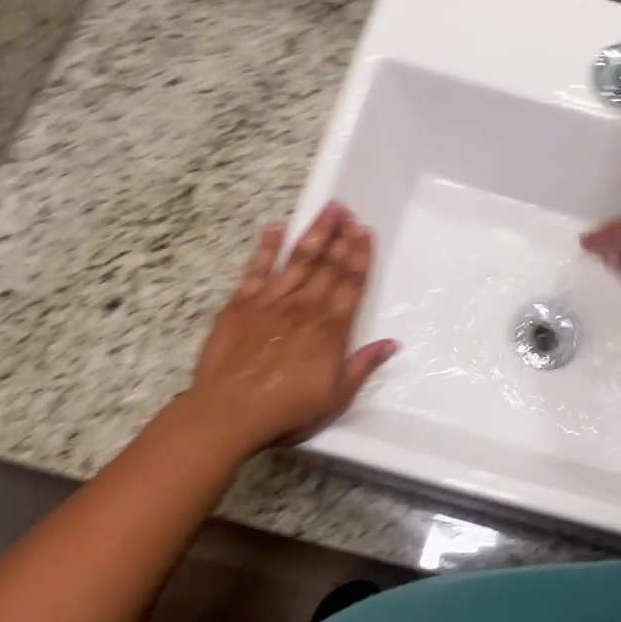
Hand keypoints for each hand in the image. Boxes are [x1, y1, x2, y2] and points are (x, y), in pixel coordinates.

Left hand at [181, 203, 397, 454]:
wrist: (229, 412)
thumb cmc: (287, 411)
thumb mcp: (336, 397)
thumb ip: (363, 365)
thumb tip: (391, 343)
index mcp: (330, 330)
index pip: (350, 285)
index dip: (360, 257)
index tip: (366, 233)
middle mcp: (304, 308)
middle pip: (327, 265)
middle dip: (340, 236)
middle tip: (349, 211)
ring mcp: (270, 302)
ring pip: (298, 260)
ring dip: (314, 233)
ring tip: (327, 209)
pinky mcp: (240, 305)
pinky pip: (256, 269)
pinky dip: (267, 248)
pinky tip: (276, 228)